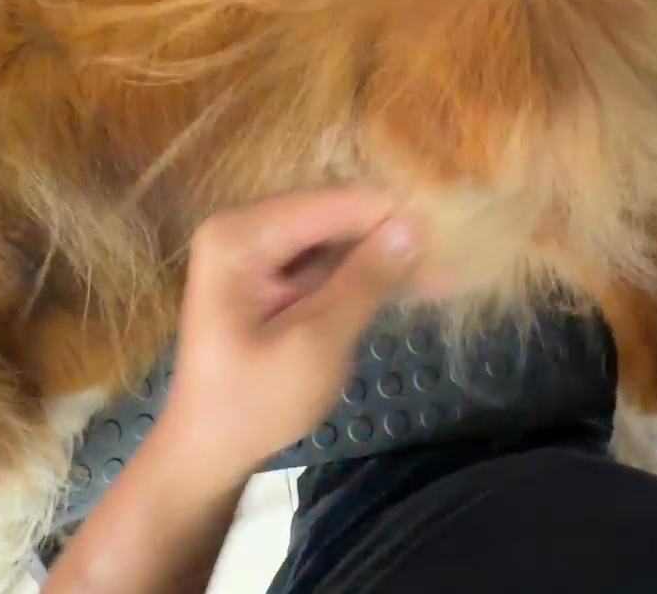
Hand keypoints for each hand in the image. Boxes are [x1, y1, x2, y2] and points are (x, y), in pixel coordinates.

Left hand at [160, 188, 424, 478]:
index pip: (331, 205)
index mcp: (241, 234)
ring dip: (383, 258)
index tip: (445, 241)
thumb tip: (414, 224)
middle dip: (389, 238)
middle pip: (335, 216)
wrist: (209, 451)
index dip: (389, 218)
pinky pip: (327, 258)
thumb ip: (364, 280)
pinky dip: (364, 274)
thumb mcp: (316, 343)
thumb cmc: (254, 404)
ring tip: (440, 279)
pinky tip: (408, 287)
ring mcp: (257, 246)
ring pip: (337, 236)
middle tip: (447, 267)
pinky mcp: (271, 269)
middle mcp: (245, 225)